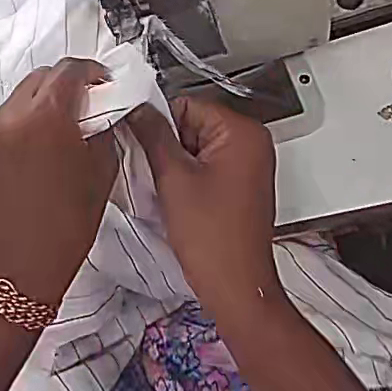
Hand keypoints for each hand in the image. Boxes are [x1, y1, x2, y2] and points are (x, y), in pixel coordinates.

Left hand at [0, 59, 117, 305]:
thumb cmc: (68, 221)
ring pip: (26, 91)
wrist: (23, 261)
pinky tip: (50, 137)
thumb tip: (104, 108)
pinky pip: (13, 112)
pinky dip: (33, 114)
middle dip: (71, 82)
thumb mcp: (102, 166)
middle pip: (44, 75)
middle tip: (94, 101)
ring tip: (72, 121)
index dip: (94, 72)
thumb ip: (103, 126)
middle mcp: (12, 115)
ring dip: (50, 96)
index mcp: (46, 116)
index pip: (70, 70)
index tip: (107, 84)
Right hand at [126, 96, 279, 307]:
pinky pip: (207, 165)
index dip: (160, 126)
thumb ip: (153, 135)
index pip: (186, 104)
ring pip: (197, 146)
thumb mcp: (173, 178)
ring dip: (177, 165)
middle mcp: (253, 141)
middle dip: (170, 147)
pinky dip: (189, 178)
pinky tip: (182, 200)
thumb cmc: (212, 238)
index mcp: (242, 132)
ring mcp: (250, 163)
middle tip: (162, 177)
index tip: (144, 147)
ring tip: (174, 193)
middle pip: (193, 124)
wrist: (235, 286)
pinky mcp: (243, 183)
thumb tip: (138, 110)